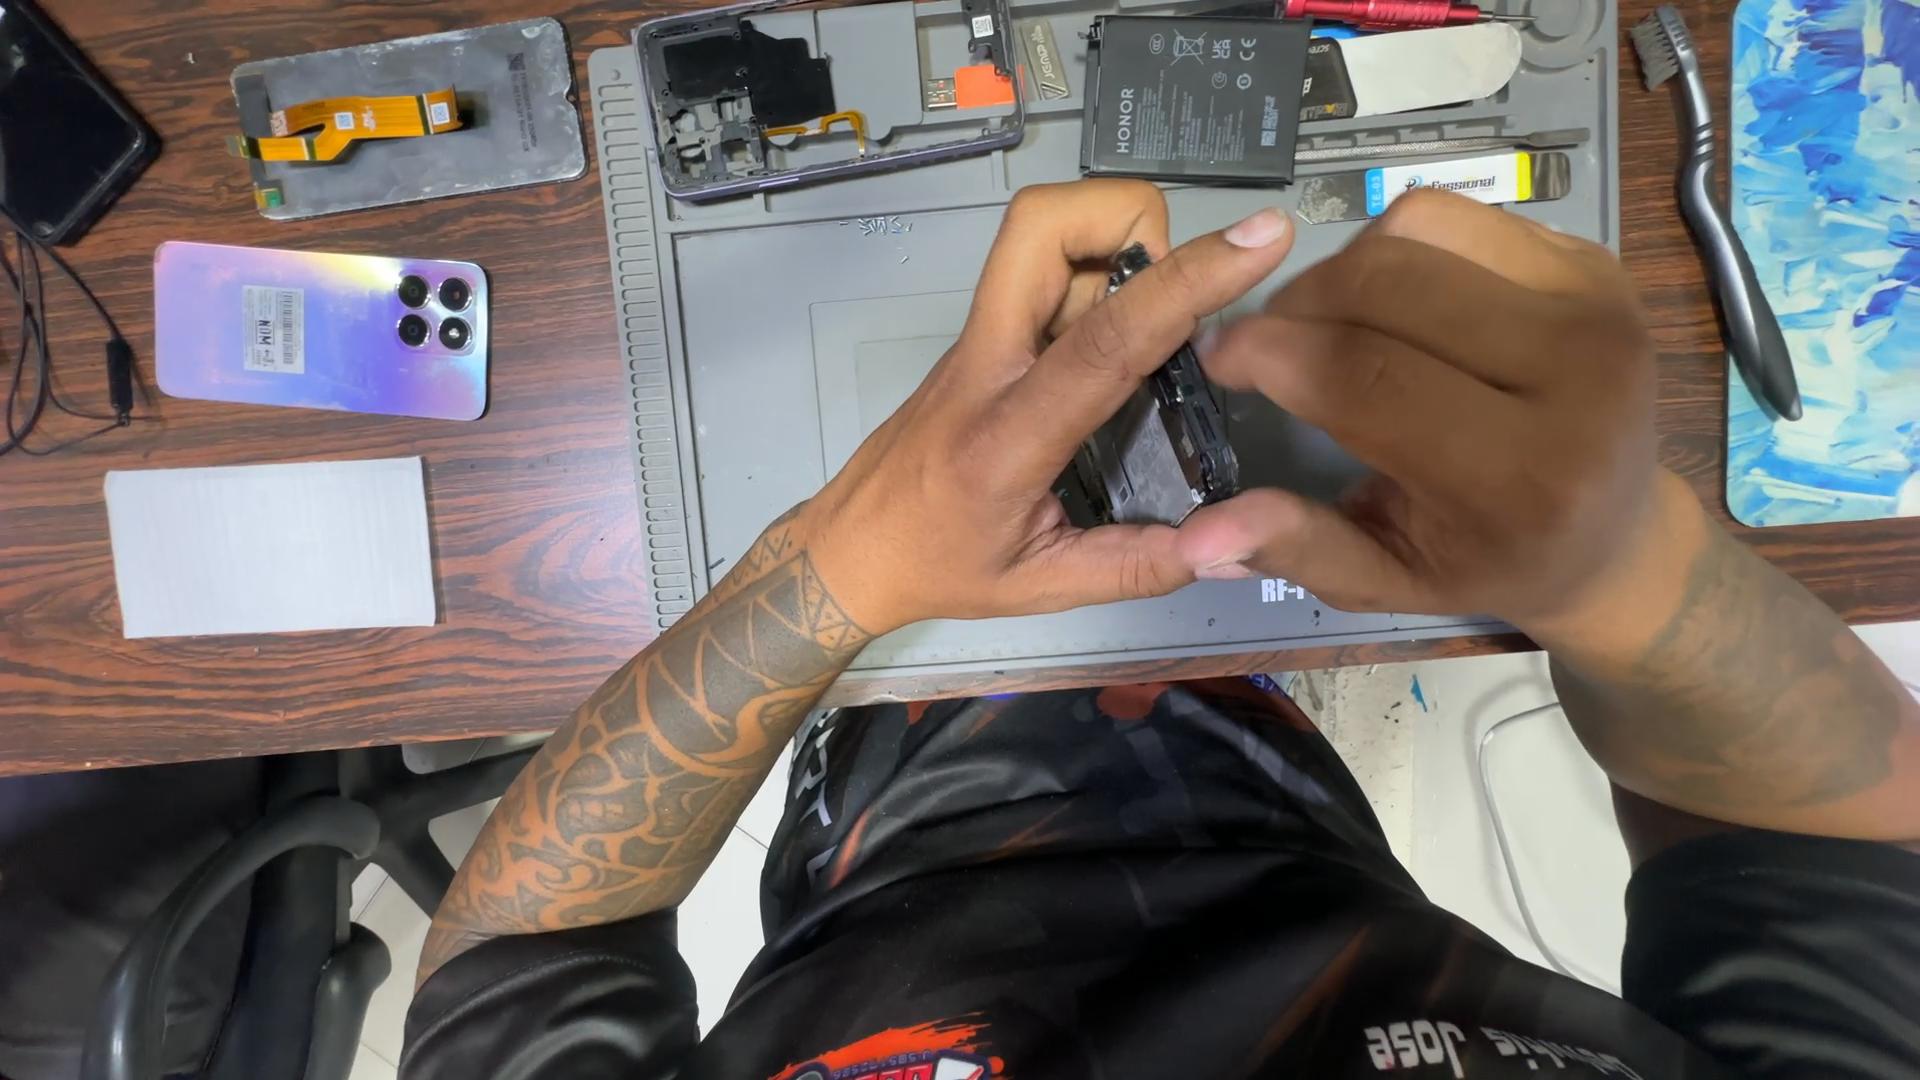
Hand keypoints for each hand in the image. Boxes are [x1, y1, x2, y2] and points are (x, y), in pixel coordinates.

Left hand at [792, 180, 1295, 634]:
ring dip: (1105, 238)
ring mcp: (973, 347)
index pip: (1102, 341)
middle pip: (1039, 228)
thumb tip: (1224, 542)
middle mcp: (986, 367)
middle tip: (1169, 285)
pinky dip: (1086, 274)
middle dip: (1125, 217)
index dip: (1186, 282)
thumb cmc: (938, 569)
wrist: (851, 549)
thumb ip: (1134, 566)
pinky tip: (1108, 337)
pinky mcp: (971, 344)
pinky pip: (1030, 275)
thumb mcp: (1040, 585)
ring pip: (1032, 236)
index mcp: (1008, 437)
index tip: (1261, 235)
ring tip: (1146, 310)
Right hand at [1174, 189, 1666, 638]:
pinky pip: (1454, 218)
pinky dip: (1391, 251)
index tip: (1216, 355)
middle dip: (1293, 306)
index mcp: (1515, 471)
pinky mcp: (1592, 261)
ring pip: (1415, 230)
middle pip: (1384, 282)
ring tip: (1326, 327)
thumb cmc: (1482, 562)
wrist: (1614, 532)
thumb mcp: (1378, 578)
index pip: (1363, 374)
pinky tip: (1387, 308)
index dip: (1268, 352)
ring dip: (1340, 271)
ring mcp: (1593, 300)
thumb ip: (1292, 547)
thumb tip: (1194, 539)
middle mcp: (1574, 370)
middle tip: (1265, 347)